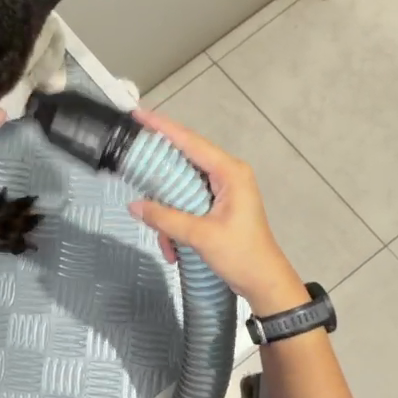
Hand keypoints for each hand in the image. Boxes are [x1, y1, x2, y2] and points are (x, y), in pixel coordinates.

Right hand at [127, 109, 308, 314]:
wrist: (264, 283)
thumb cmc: (242, 255)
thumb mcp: (201, 236)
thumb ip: (166, 218)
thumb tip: (135, 206)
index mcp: (230, 172)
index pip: (190, 141)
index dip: (163, 127)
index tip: (138, 114)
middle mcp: (226, 175)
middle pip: (182, 162)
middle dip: (158, 180)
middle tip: (133, 173)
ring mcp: (222, 191)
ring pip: (180, 189)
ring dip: (167, 215)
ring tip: (167, 244)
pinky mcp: (217, 207)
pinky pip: (186, 206)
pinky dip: (175, 225)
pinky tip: (174, 249)